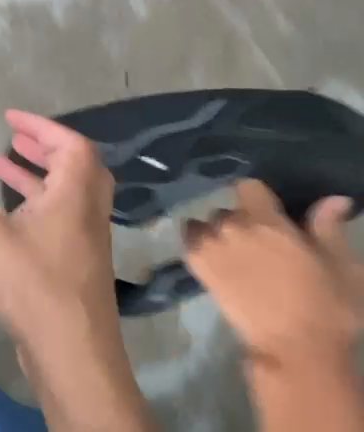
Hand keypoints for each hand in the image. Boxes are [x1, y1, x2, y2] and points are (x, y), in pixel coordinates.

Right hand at [0, 111, 153, 431]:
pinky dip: (38, 198)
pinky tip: (9, 209)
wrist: (72, 353)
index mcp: (73, 202)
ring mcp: (85, 242)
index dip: (45, 127)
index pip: (75, 149)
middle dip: (47, 146)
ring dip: (42, 172)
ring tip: (2, 163)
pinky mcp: (76, 262)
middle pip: (81, 169)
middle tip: (12, 134)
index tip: (9, 117)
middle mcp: (87, 217)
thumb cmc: (30, 284)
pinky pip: (64, 214)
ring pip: (72, 194)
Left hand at [184, 181, 359, 367]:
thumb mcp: (343, 267)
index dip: (261, 198)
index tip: (274, 214)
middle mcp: (229, 226)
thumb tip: (334, 198)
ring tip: (245, 259)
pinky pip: (190, 236)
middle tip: (267, 248)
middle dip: (247, 222)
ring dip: (223, 233)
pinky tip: (222, 261)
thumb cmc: (329, 307)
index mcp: (267, 223)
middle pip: (230, 209)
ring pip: (209, 223)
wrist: (295, 345)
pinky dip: (202, 242)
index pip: (248, 186)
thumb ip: (328, 228)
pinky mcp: (192, 259)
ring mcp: (206, 242)